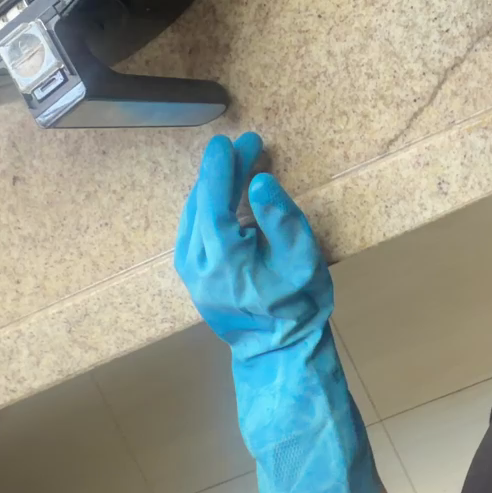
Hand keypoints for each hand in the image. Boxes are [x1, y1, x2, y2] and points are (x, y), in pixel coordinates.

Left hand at [176, 132, 329, 359]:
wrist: (280, 351)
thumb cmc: (298, 302)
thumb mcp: (300, 257)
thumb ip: (281, 217)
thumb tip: (259, 181)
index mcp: (223, 260)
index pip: (213, 203)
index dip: (220, 169)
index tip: (228, 141)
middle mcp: (197, 266)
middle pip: (202, 206)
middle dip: (223, 172)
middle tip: (248, 144)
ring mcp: (190, 274)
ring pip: (194, 217)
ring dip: (215, 186)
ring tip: (239, 162)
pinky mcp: (193, 277)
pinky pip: (194, 230)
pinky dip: (209, 205)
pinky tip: (226, 193)